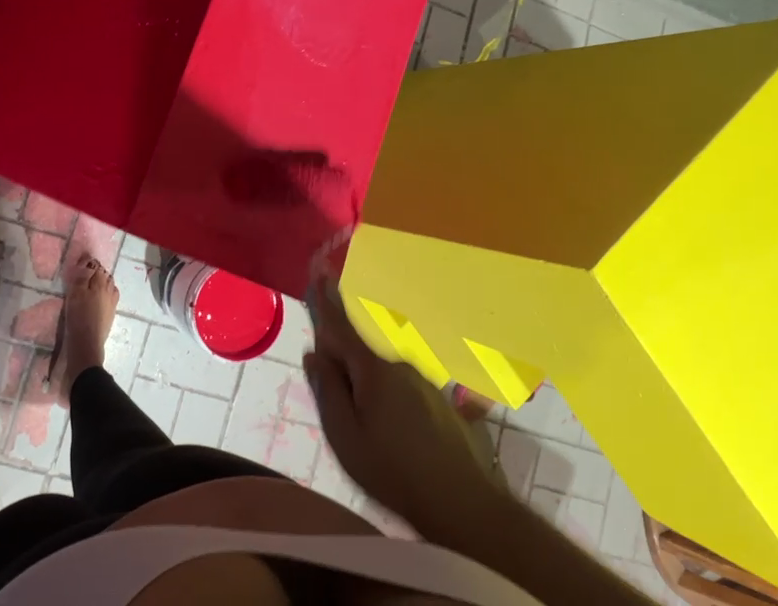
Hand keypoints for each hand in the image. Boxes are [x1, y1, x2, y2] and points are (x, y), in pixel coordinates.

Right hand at [303, 275, 504, 533]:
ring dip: (368, 391)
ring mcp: (427, 386)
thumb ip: (328, 389)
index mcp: (374, 370)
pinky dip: (389, 404)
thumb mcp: (344, 435)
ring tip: (365, 432)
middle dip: (343, 365)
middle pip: (361, 355)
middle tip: (334, 403)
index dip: (326, 301)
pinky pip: (403, 393)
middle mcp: (402, 367)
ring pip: (383, 377)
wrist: (463, 505)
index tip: (318, 271)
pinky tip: (393, 440)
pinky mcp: (442, 406)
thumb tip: (314, 353)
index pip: (342, 327)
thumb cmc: (392, 471)